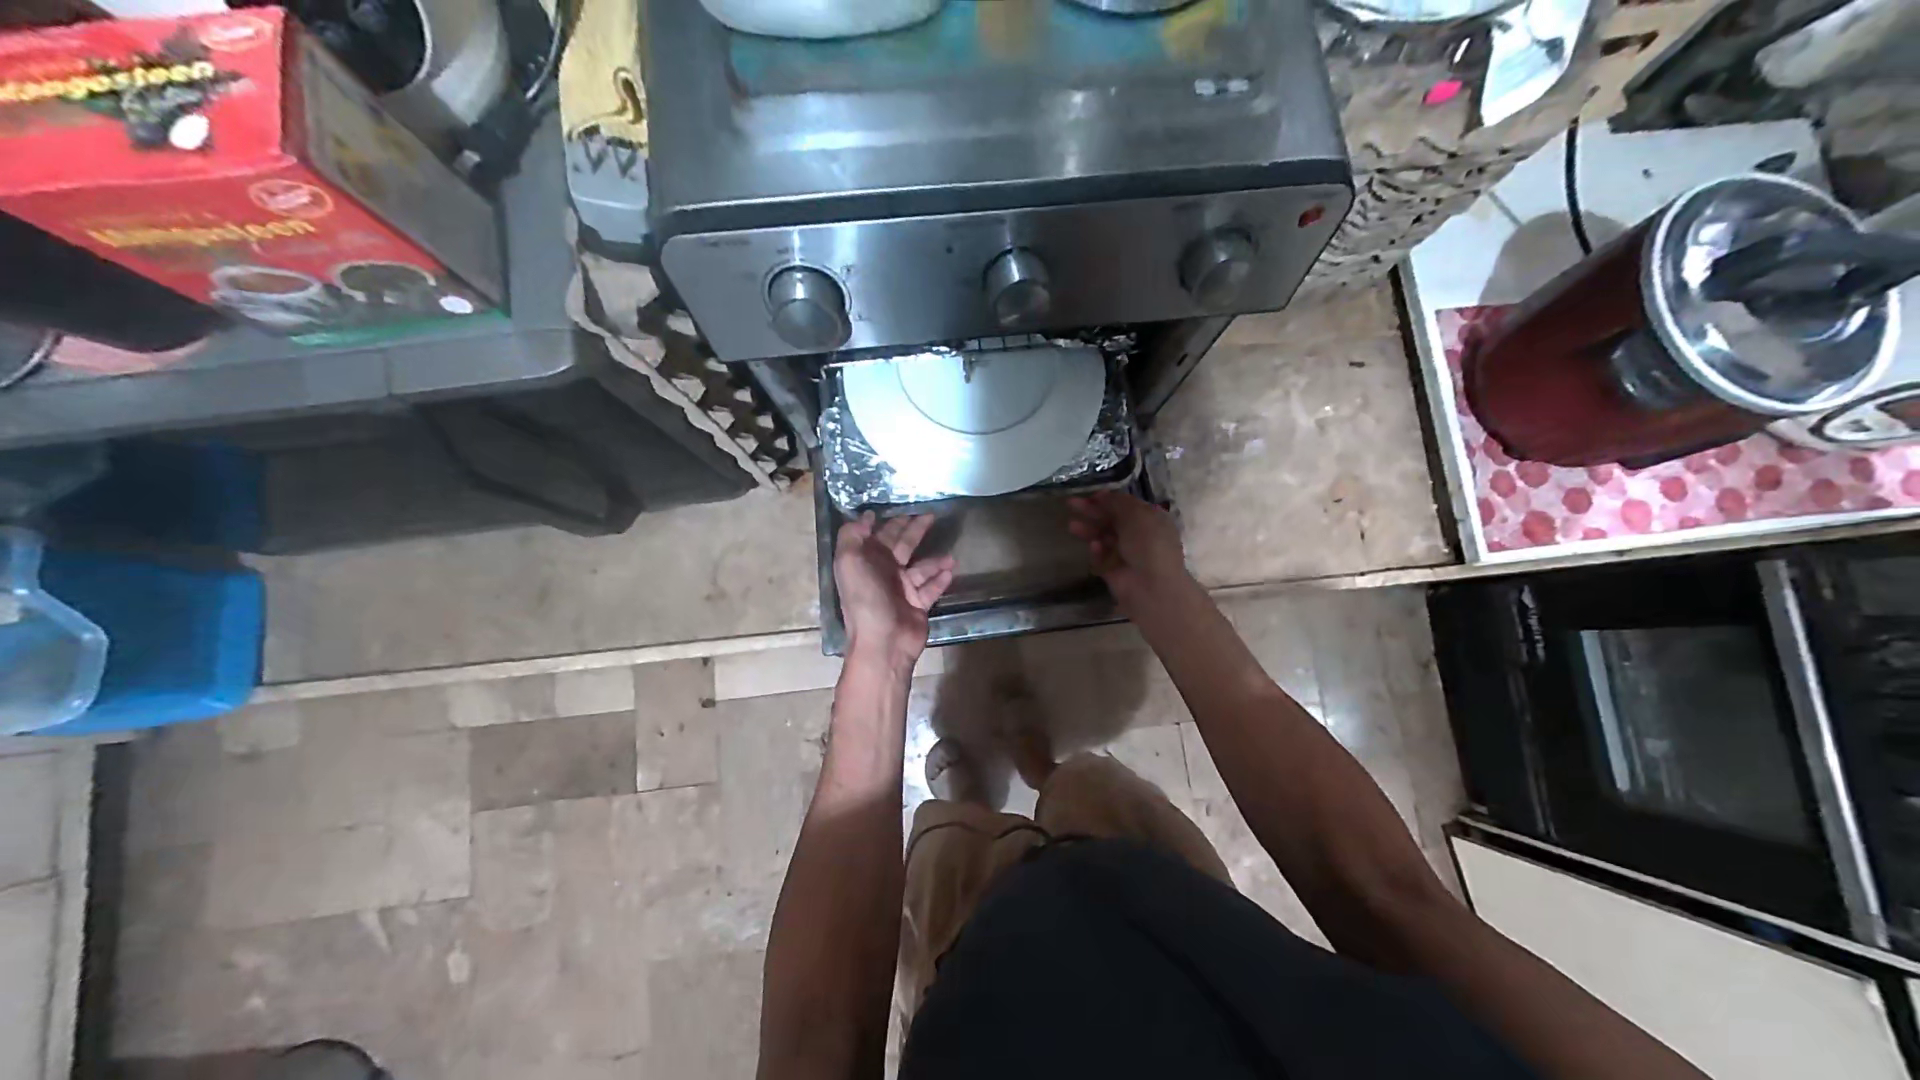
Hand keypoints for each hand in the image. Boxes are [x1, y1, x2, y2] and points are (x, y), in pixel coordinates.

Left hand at [834, 512, 954, 664]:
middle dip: (915, 531)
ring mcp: (902, 590)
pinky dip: (940, 579)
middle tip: (931, 516)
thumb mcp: (849, 562)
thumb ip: (853, 535)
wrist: (883, 641)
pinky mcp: (918, 605)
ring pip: (921, 568)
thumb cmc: (866, 599)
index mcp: (867, 562)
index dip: (892, 522)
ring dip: (934, 560)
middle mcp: (884, 573)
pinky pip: (931, 588)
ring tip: (949, 554)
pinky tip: (951, 570)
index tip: (905, 508)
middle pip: (902, 546)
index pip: (881, 536)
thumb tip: (866, 516)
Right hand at [1066, 492, 1198, 614]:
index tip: (1091, 495)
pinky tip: (1094, 547)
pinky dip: (1097, 551)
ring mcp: (1126, 554)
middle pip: (1112, 520)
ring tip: (1072, 526)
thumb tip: (1102, 495)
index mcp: (1151, 520)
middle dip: (1092, 511)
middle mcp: (1139, 536)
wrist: (1151, 586)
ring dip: (1089, 529)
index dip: (1108, 499)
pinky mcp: (1114, 571)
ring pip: (1104, 537)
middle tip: (1071, 504)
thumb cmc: (1148, 544)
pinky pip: (1102, 557)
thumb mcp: (1136, 515)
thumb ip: (1117, 503)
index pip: (1127, 506)